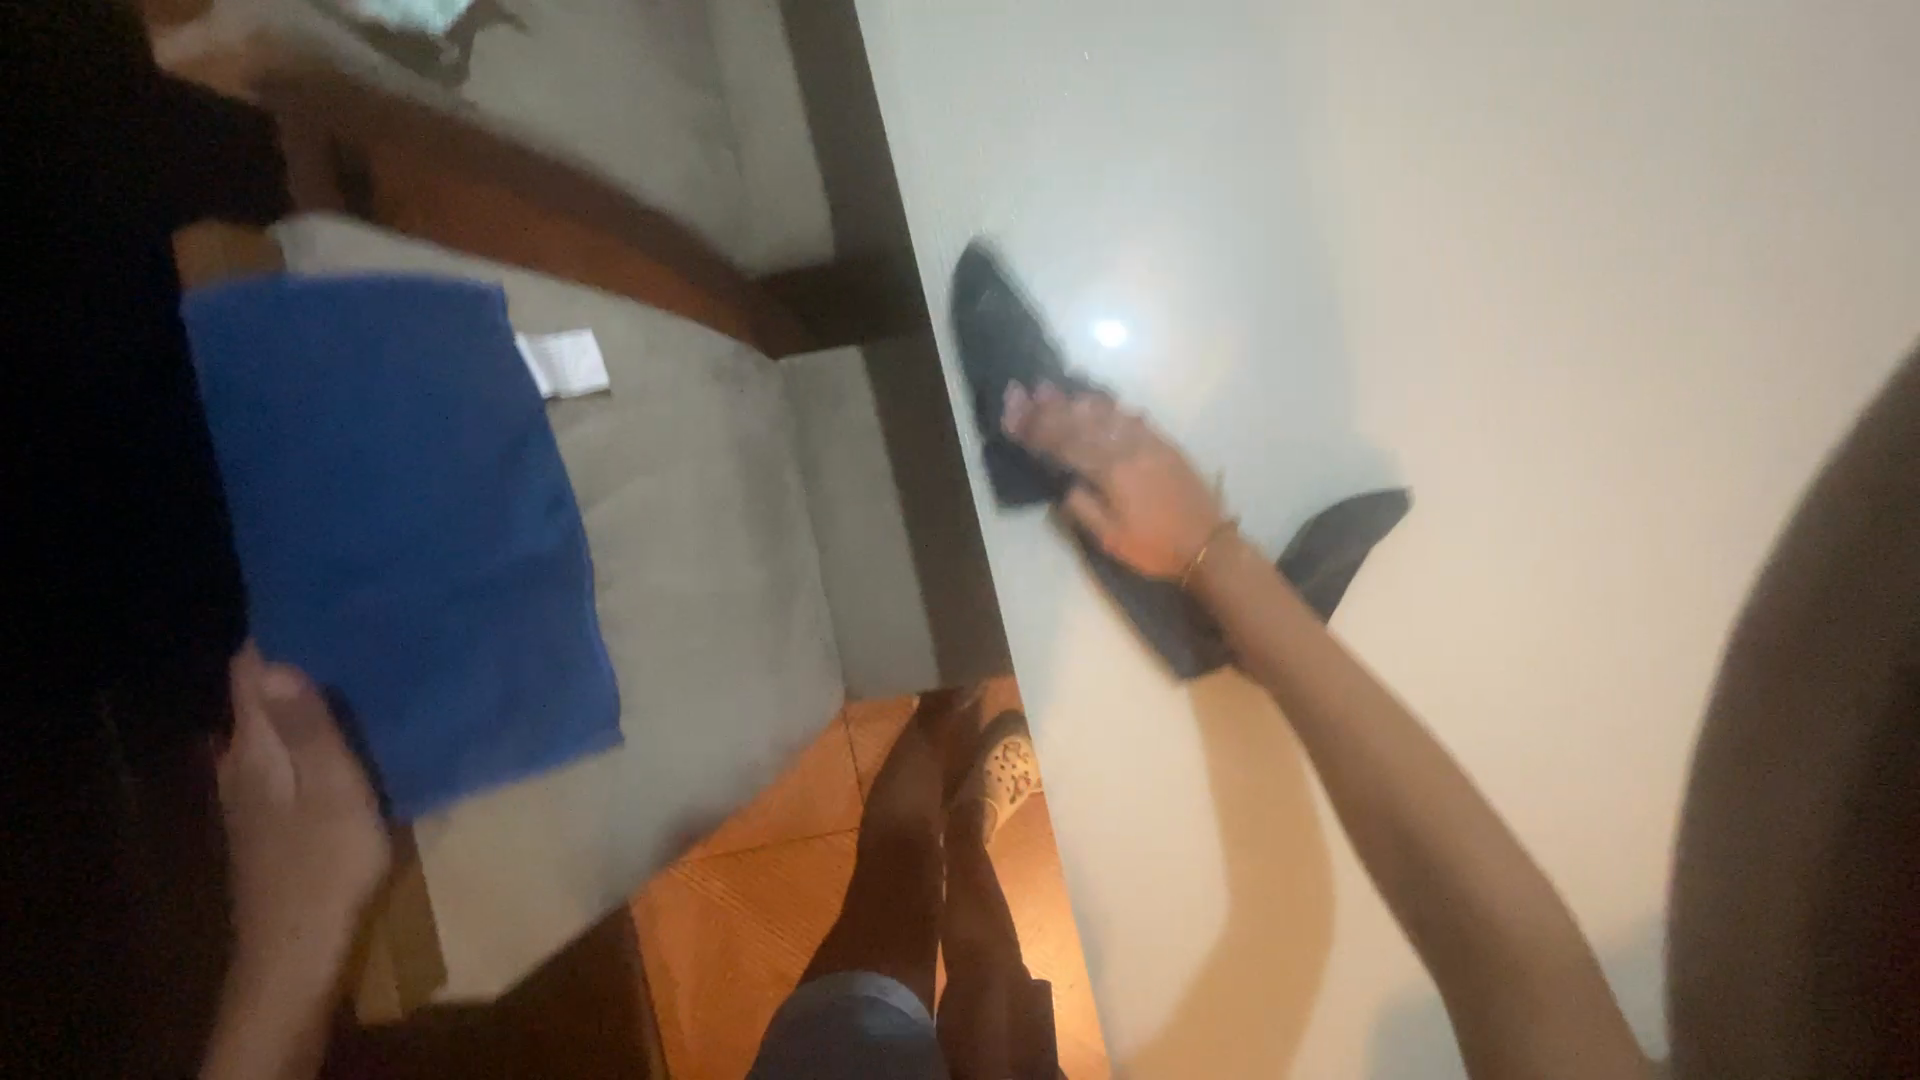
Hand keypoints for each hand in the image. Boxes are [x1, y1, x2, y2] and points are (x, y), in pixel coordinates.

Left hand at [219, 647, 390, 979]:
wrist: (300, 941)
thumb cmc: (325, 860)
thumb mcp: (332, 790)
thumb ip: (310, 728)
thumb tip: (275, 661)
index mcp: (254, 749)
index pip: (251, 671)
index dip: (279, 630)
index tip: (326, 594)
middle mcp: (243, 759)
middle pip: (260, 692)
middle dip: (301, 654)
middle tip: (363, 619)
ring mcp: (254, 786)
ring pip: (275, 718)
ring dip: (309, 688)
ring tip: (366, 658)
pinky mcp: (274, 806)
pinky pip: (289, 744)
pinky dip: (314, 721)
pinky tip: (352, 720)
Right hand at [1002, 382, 1225, 578]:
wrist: (1209, 543)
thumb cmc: (1155, 546)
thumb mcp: (1110, 538)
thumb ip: (1083, 507)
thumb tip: (1065, 483)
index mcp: (1111, 471)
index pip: (1063, 443)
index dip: (1034, 428)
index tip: (1010, 414)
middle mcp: (1127, 447)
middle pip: (1080, 420)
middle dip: (1047, 407)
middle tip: (1021, 392)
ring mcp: (1148, 441)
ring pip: (1104, 412)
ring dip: (1074, 400)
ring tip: (1050, 389)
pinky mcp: (1163, 443)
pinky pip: (1130, 416)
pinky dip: (1108, 406)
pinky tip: (1095, 401)